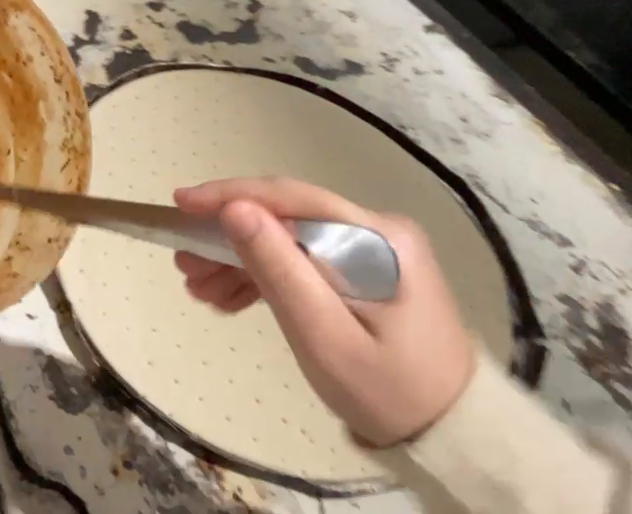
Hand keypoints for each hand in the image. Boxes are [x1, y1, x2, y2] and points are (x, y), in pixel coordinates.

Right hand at [172, 177, 475, 447]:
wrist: (451, 437)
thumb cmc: (388, 392)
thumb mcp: (324, 336)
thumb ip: (279, 269)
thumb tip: (234, 209)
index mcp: (376, 237)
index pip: (291, 198)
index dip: (229, 195)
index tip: (180, 204)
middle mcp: (374, 230)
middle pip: (284, 218)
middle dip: (227, 237)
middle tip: (183, 264)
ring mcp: (369, 250)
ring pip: (286, 238)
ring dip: (238, 260)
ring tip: (197, 288)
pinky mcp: (362, 270)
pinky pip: (300, 259)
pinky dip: (262, 275)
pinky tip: (227, 297)